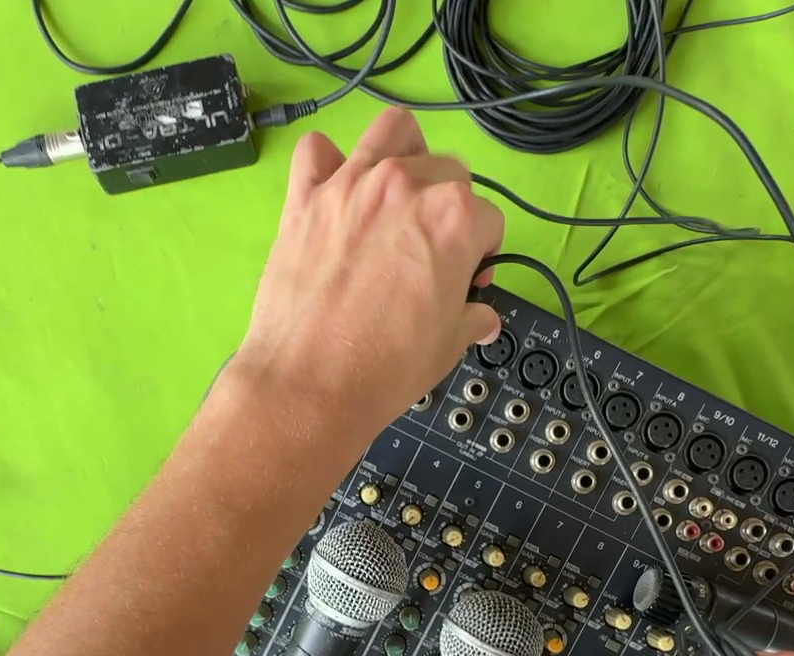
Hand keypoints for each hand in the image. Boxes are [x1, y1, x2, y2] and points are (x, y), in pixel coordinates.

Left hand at [226, 108, 505, 457]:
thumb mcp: (448, 347)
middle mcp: (406, 186)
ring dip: (406, 156)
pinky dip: (328, 164)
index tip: (468, 282)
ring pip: (393, 132)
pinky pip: (317, 150)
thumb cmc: (385, 370)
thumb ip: (471, 318)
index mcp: (454, 219)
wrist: (310, 385)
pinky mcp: (304, 199)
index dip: (483, 254)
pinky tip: (335, 194)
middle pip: (448, 172)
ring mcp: (351, 185)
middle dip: (450, 209)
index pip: (488, 219)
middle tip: (432, 254)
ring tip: (397, 199)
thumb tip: (482, 318)